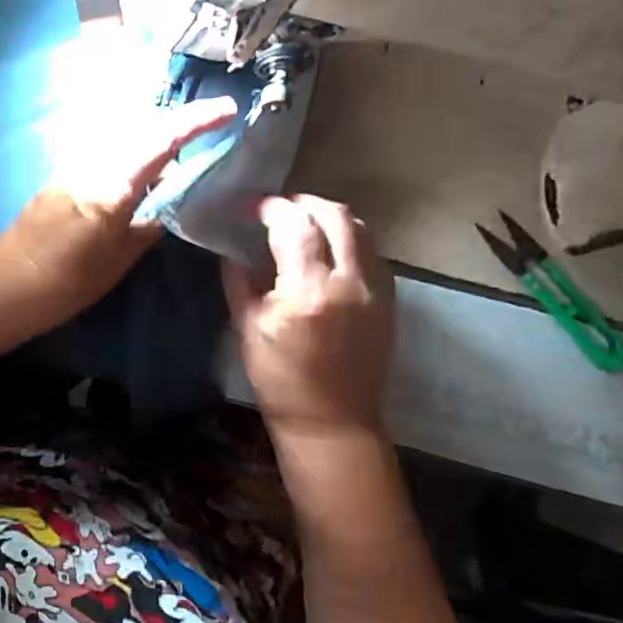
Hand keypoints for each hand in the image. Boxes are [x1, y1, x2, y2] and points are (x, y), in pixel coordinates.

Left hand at [0, 97, 239, 324]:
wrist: (6, 286)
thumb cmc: (66, 283)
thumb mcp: (119, 259)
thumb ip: (148, 224)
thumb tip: (167, 203)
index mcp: (110, 186)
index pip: (161, 139)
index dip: (197, 120)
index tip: (228, 110)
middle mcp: (89, 165)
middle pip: (139, 130)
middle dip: (174, 127)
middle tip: (205, 136)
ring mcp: (69, 168)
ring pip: (118, 139)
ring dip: (149, 140)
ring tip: (173, 159)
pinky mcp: (57, 178)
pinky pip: (100, 154)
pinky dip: (125, 154)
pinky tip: (135, 175)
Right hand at [225, 195, 394, 440]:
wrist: (332, 419)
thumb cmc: (280, 379)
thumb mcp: (247, 329)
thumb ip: (239, 282)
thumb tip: (233, 250)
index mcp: (308, 291)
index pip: (294, 227)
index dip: (271, 208)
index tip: (250, 206)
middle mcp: (350, 282)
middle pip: (335, 217)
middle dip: (303, 203)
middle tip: (276, 208)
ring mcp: (377, 289)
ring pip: (360, 229)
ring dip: (328, 216)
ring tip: (301, 222)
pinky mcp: (390, 299)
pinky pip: (372, 251)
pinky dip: (348, 238)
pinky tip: (326, 250)